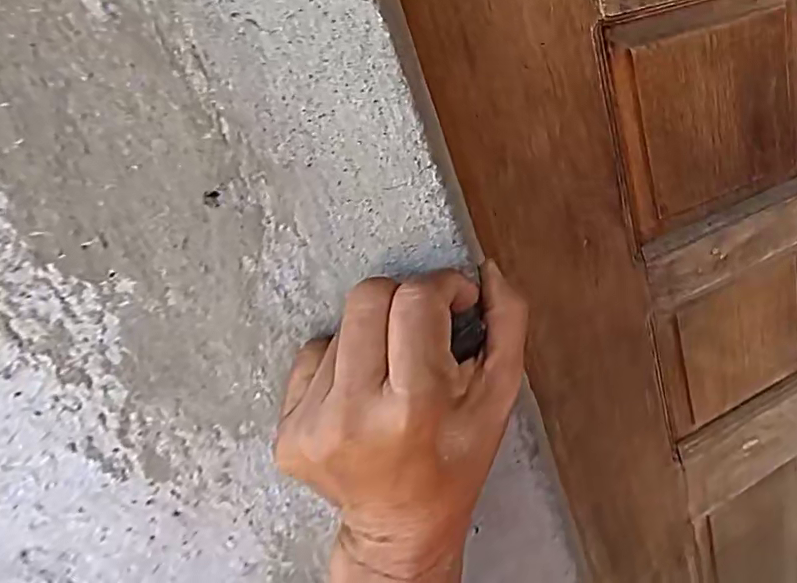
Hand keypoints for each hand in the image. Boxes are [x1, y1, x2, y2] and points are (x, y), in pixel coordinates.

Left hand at [274, 262, 529, 581]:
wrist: (401, 527)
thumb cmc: (458, 455)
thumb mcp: (502, 389)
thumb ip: (508, 318)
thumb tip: (485, 270)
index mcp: (414, 404)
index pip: (417, 297)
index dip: (445, 285)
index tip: (457, 302)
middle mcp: (354, 413)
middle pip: (370, 294)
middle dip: (406, 297)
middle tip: (425, 327)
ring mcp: (314, 424)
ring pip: (344, 320)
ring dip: (377, 328)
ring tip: (396, 365)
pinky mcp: (288, 430)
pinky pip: (315, 350)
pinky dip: (346, 355)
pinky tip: (366, 385)